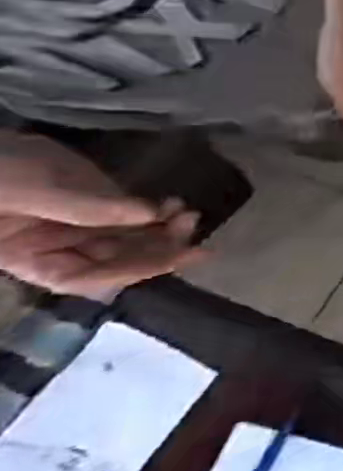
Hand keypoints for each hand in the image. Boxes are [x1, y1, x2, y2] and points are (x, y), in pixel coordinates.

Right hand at [0, 134, 203, 297]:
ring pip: (130, 240)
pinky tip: (174, 204)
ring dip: (164, 232)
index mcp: (24, 255)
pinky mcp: (98, 204)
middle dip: (158, 249)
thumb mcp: (31, 192)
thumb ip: (86, 208)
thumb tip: (148, 216)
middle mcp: (54, 246)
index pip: (79, 278)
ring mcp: (78, 225)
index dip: (127, 272)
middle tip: (191, 228)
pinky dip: (158, 214)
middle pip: (113, 260)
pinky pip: (132, 216)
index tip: (173, 258)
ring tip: (188, 214)